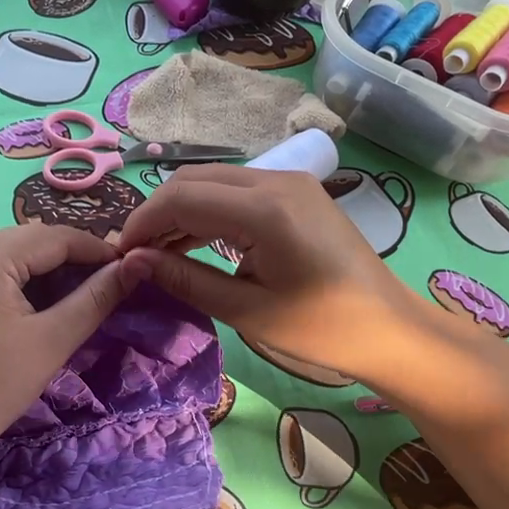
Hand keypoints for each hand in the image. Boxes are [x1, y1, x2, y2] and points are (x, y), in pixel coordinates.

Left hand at [0, 225, 130, 453]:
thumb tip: (135, 266)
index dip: (96, 247)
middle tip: (109, 278)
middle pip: (30, 238)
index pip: (53, 236)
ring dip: (46, 264)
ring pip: (10, 251)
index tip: (130, 264)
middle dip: (72, 254)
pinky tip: (43, 298)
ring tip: (82, 288)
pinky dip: (21, 275)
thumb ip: (95, 299)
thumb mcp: (53, 340)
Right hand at [117, 165, 426, 384]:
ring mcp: (289, 182)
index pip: (181, 198)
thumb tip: (133, 262)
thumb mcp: (245, 310)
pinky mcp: (296, 192)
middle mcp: (275, 180)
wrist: (389, 327)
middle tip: (136, 256)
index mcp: (265, 210)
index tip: (120, 256)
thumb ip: (184, 279)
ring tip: (157, 253)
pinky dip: (207, 212)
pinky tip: (192, 243)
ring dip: (180, 211)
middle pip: (193, 180)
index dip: (143, 223)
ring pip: (212, 181)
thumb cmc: (321, 328)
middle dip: (157, 213)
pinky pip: (235, 191)